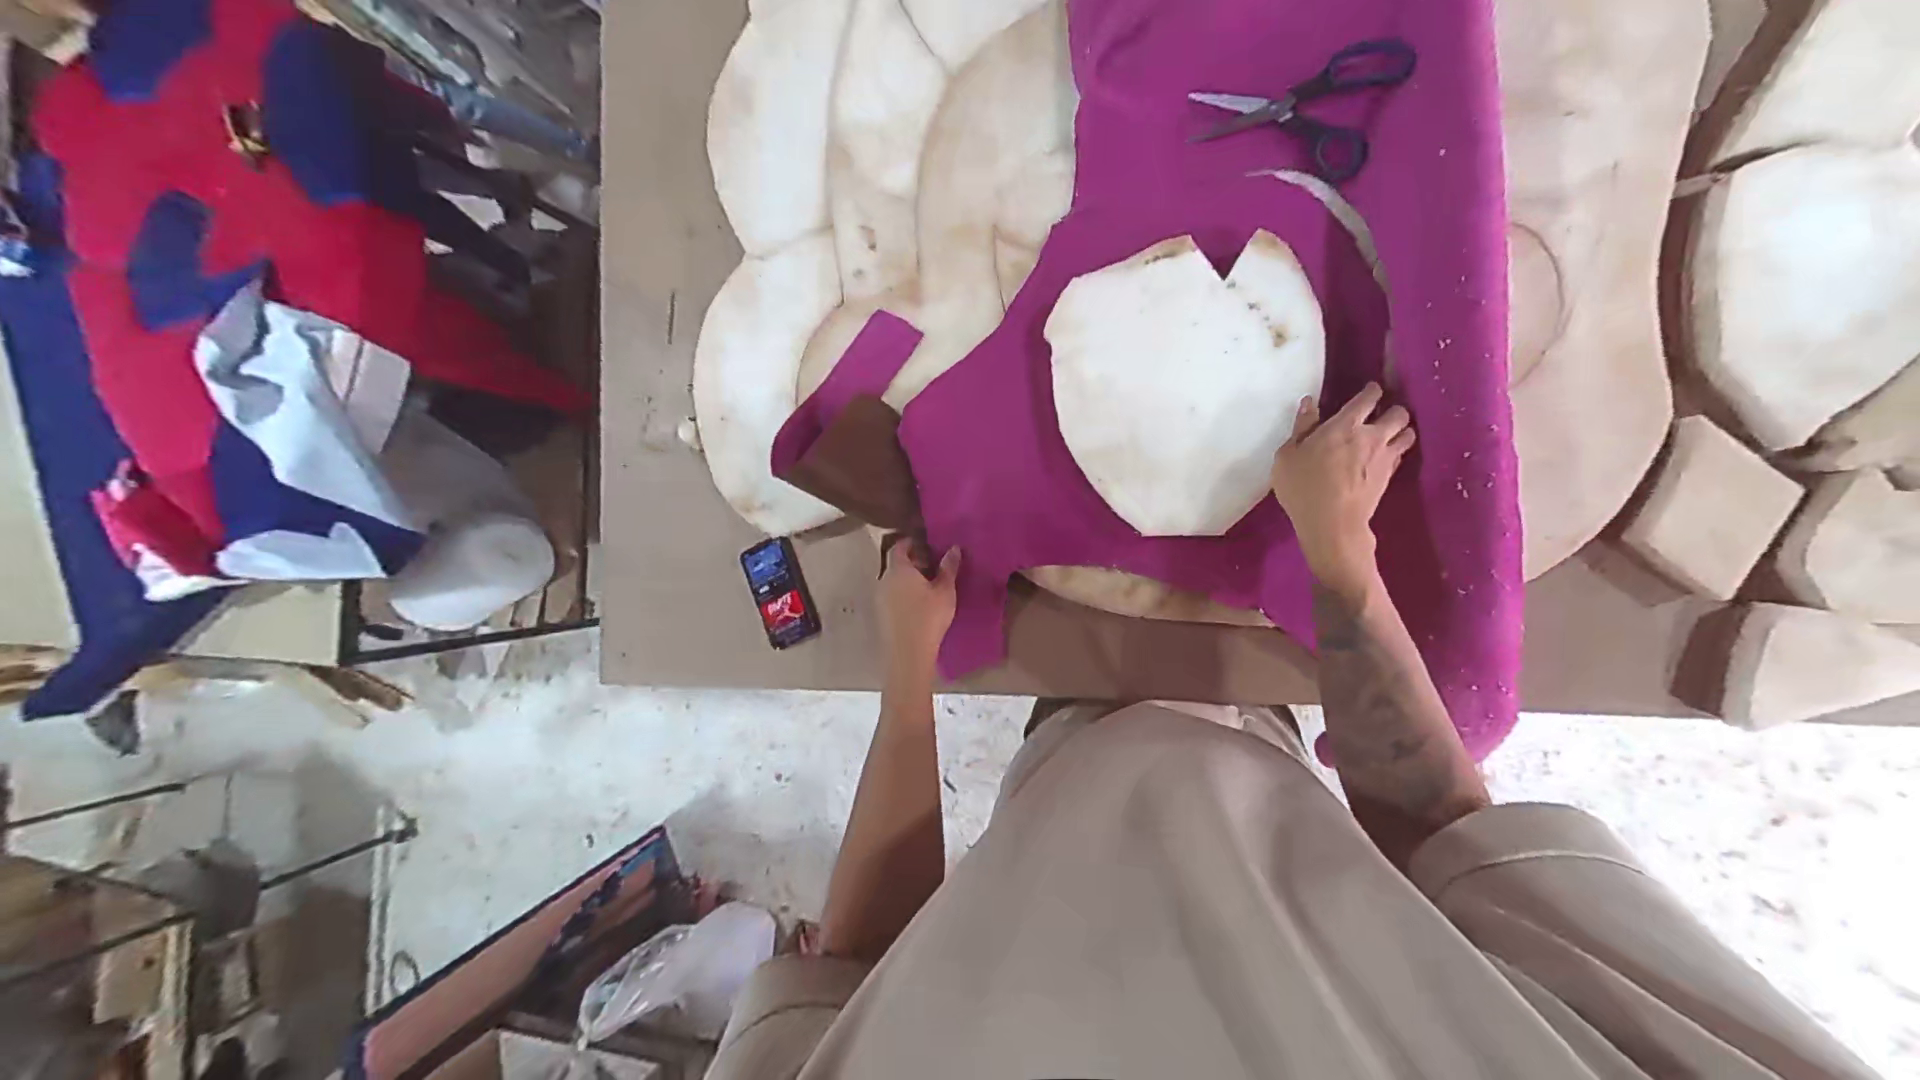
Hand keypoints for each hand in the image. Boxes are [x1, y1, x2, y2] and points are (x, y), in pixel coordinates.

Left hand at [879, 538, 960, 676]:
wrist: (909, 652)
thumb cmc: (929, 616)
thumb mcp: (945, 590)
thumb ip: (948, 567)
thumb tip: (954, 548)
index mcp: (898, 569)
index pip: (899, 547)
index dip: (909, 542)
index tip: (922, 543)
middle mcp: (884, 580)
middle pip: (895, 564)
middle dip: (910, 562)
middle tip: (930, 564)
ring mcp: (879, 599)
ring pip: (892, 582)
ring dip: (906, 580)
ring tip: (926, 586)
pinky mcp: (880, 616)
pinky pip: (891, 597)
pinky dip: (902, 595)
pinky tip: (917, 605)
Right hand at [1270, 382, 1414, 596]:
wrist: (1331, 523)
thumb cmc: (1303, 487)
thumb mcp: (1287, 456)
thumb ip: (1301, 428)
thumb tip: (1310, 404)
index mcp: (1344, 426)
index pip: (1368, 398)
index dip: (1371, 391)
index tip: (1369, 391)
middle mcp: (1371, 436)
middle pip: (1398, 414)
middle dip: (1392, 411)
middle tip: (1380, 416)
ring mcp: (1385, 458)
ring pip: (1407, 434)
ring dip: (1400, 431)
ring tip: (1389, 436)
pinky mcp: (1390, 477)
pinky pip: (1400, 456)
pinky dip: (1396, 452)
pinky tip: (1384, 458)